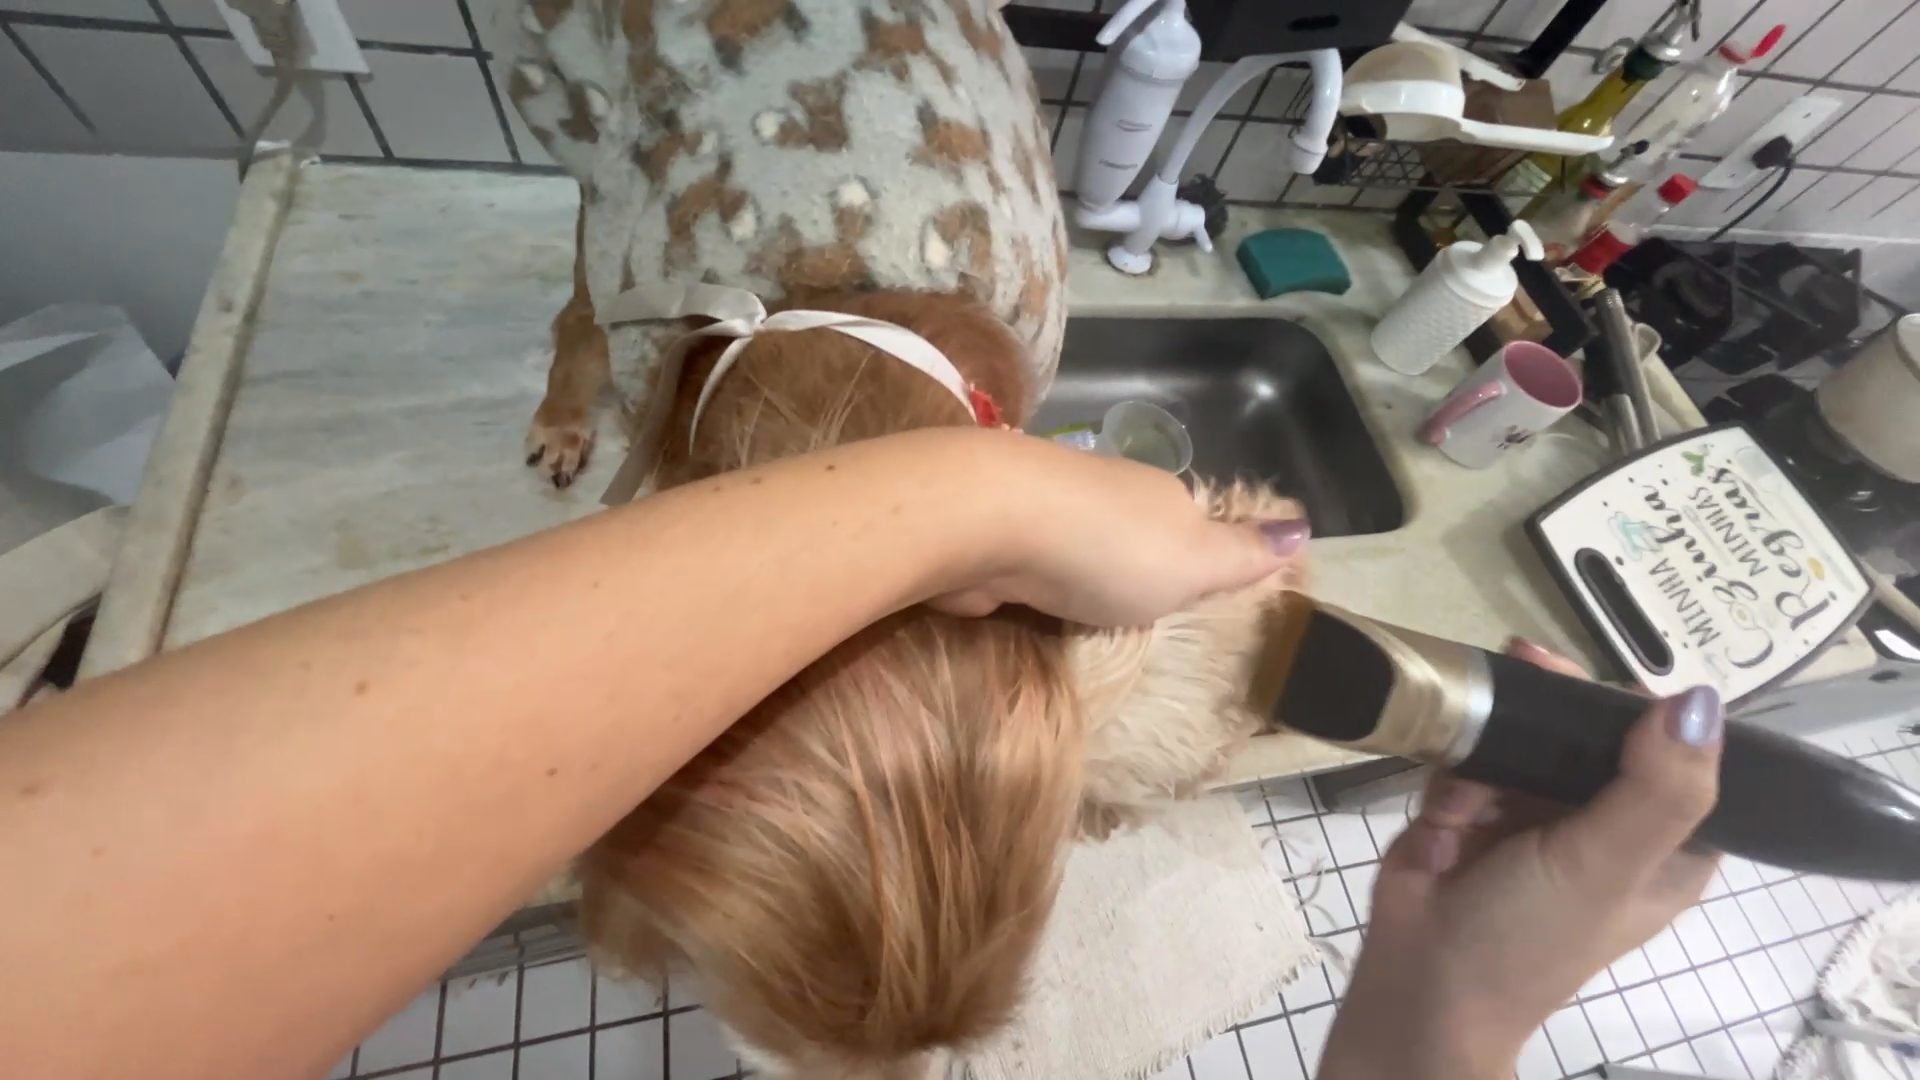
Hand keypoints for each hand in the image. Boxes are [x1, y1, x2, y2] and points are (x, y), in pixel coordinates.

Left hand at [929, 434, 1308, 625]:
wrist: (988, 522)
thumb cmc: (1107, 548)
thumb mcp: (1194, 560)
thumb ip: (1242, 553)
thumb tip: (1303, 528)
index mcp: (1157, 498)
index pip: (1190, 526)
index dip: (1197, 562)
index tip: (1196, 603)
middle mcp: (1101, 498)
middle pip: (1128, 540)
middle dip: (1132, 578)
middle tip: (1142, 630)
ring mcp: (1041, 517)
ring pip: (1074, 557)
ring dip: (1079, 586)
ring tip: (1089, 631)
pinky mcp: (993, 543)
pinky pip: (1027, 575)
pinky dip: (1034, 594)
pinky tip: (1035, 616)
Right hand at [1319, 641, 1724, 1079]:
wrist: (1425, 969)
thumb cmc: (1530, 931)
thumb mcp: (1606, 864)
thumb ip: (1655, 788)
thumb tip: (1695, 699)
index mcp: (1658, 842)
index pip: (1670, 754)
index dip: (1639, 712)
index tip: (1590, 681)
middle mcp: (1593, 820)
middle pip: (1582, 735)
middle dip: (1545, 712)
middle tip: (1515, 666)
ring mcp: (1526, 812)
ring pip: (1515, 740)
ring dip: (1487, 754)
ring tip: (1465, 799)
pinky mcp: (1465, 806)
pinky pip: (1463, 762)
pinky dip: (1450, 781)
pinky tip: (1443, 817)